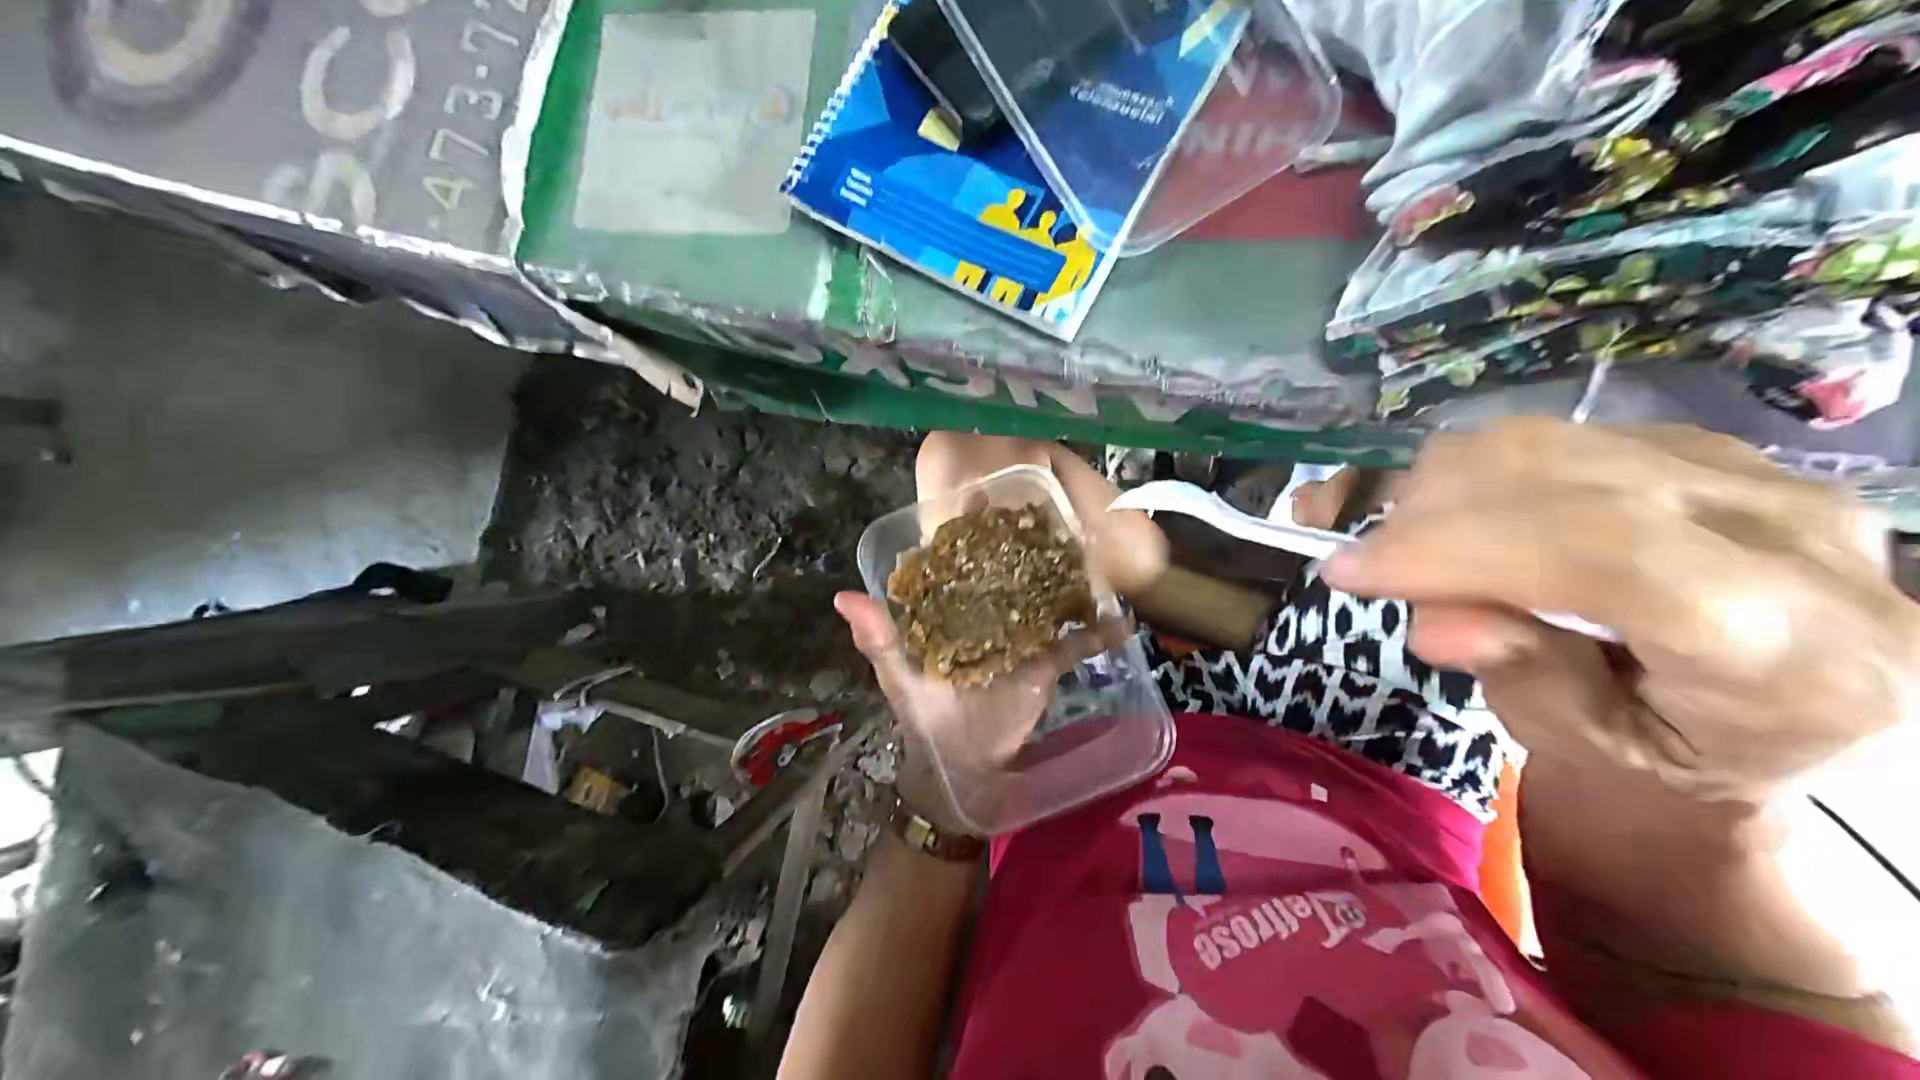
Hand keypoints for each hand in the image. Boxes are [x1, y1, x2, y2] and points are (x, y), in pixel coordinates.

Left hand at [836, 433, 1161, 833]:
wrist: (966, 766)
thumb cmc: (928, 717)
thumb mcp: (901, 679)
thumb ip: (880, 640)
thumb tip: (843, 597)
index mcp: (951, 611)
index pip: (959, 561)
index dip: (966, 530)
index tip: (980, 495)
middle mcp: (989, 613)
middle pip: (1008, 569)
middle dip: (1023, 540)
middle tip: (1046, 508)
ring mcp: (1022, 633)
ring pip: (1045, 595)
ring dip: (1065, 574)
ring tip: (1089, 545)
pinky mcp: (1048, 659)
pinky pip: (1077, 643)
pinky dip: (1099, 632)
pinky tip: (1124, 618)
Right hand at [1321, 419, 1919, 798]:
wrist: (1769, 693)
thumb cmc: (1675, 746)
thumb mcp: (1596, 746)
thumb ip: (1526, 677)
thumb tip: (1436, 623)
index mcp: (1793, 647)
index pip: (1604, 554)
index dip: (1454, 550)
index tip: (1346, 570)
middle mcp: (1783, 534)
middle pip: (1556, 481)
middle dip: (1424, 517)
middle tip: (1364, 565)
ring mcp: (1739, 470)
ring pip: (1534, 443)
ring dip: (1435, 490)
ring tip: (1400, 546)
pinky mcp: (1685, 443)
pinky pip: (1536, 439)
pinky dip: (1462, 475)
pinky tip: (1438, 518)